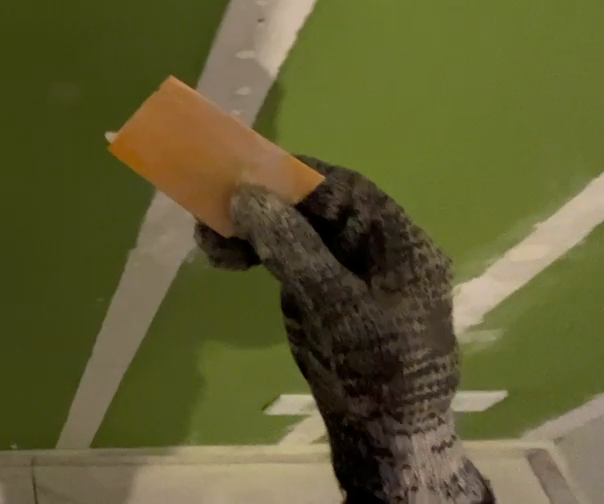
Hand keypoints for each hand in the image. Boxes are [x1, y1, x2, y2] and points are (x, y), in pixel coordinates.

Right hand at [195, 158, 491, 503]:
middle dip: (260, 204)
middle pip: (309, 205)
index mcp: (396, 243)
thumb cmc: (377, 366)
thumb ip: (294, 248)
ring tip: (207, 240)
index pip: (346, 190)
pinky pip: (277, 252)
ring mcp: (339, 267)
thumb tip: (246, 195)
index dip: (297, 174)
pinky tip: (222, 258)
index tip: (248, 170)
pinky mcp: (315, 285)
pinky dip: (248, 249)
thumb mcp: (338, 306)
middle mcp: (369, 247)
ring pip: (286, 227)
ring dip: (245, 227)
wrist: (381, 432)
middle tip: (215, 208)